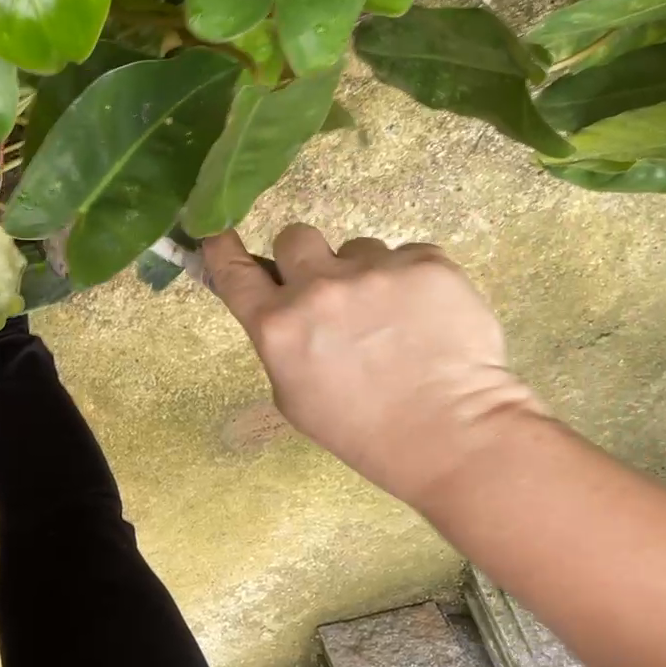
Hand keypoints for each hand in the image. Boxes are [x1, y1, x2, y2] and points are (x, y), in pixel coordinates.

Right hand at [204, 225, 547, 503]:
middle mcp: (316, 289)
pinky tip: (423, 316)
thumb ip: (280, 343)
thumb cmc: (358, 427)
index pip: (234, 271)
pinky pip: (407, 255)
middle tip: (326, 288)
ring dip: (364, 274)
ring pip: (357, 249)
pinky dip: (410, 279)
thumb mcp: (291, 395)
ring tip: (391, 317)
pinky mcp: (425, 263)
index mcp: (276, 326)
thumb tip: (284, 309)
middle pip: (294, 237)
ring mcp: (373, 271)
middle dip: (304, 257)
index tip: (220, 235)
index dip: (223, 249)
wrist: (445, 431)